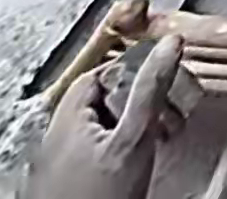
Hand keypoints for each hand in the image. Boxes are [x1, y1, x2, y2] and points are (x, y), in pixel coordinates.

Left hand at [30, 34, 184, 198]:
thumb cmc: (103, 197)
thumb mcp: (135, 137)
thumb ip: (151, 87)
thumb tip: (170, 42)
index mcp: (66, 123)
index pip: (96, 75)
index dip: (131, 70)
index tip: (160, 77)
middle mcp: (56, 141)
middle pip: (101, 98)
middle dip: (140, 97)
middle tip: (168, 108)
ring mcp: (59, 167)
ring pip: (102, 124)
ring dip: (137, 121)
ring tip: (162, 133)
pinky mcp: (67, 186)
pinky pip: (98, 148)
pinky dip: (124, 143)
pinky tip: (143, 155)